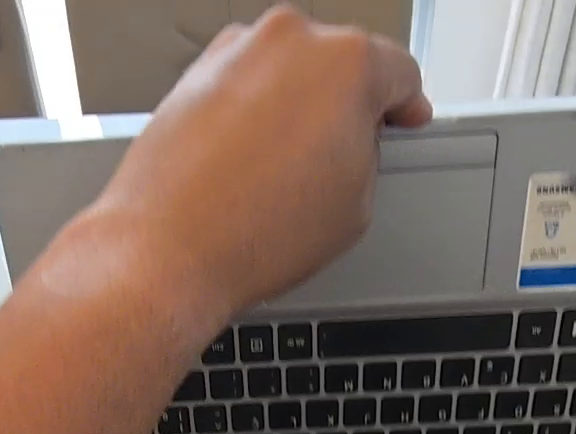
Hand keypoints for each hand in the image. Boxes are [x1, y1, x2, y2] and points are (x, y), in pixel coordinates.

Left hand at [85, 4, 431, 320]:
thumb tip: (356, 145)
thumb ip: (369, 157)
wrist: (169, 251)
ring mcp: (235, 52)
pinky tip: (247, 170)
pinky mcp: (193, 75)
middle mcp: (289, 41)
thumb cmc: (251, 235)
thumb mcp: (354, 207)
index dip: (406, 105)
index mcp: (346, 63)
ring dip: (294, 113)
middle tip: (337, 163)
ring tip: (280, 179)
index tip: (404, 119)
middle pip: (338, 66)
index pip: (399, 72)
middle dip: (344, 110)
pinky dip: (251, 118)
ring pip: (286, 75)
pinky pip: (242, 88)